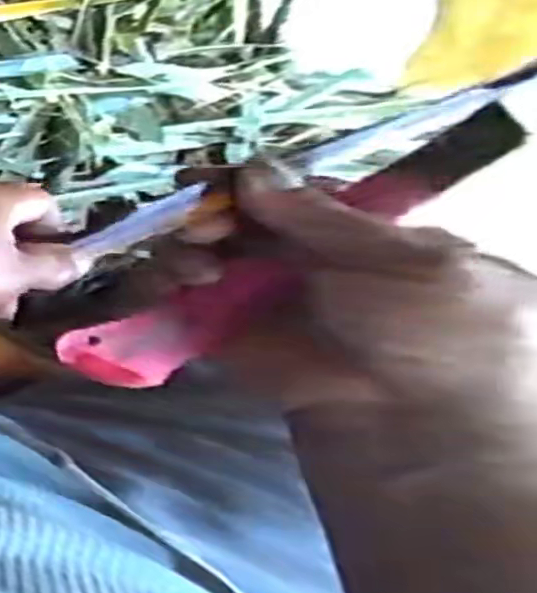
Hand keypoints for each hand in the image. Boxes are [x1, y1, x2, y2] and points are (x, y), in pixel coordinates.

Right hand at [150, 164, 536, 412]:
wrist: (407, 425)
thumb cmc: (435, 336)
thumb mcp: (411, 263)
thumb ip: (325, 215)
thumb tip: (250, 168)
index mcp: (346, 234)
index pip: (281, 193)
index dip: (243, 182)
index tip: (206, 179)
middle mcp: (290, 255)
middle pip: (225, 216)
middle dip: (204, 215)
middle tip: (202, 229)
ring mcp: (245, 289)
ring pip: (189, 248)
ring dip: (181, 249)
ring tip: (196, 270)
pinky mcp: (210, 322)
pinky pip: (168, 291)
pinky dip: (157, 281)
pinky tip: (175, 286)